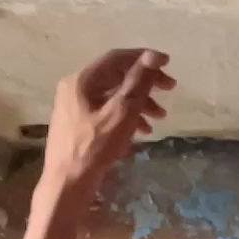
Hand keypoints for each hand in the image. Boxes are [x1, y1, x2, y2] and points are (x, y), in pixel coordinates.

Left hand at [39, 49, 174, 202]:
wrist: (68, 181)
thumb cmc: (95, 146)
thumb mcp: (122, 112)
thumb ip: (138, 82)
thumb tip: (153, 56)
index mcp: (83, 80)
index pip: (117, 58)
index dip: (145, 58)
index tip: (168, 64)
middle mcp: (76, 87)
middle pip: (116, 76)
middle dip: (145, 83)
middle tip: (170, 89)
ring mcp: (75, 105)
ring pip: (113, 95)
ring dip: (139, 102)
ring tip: (160, 117)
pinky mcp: (78, 122)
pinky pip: (107, 109)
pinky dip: (127, 115)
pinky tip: (141, 130)